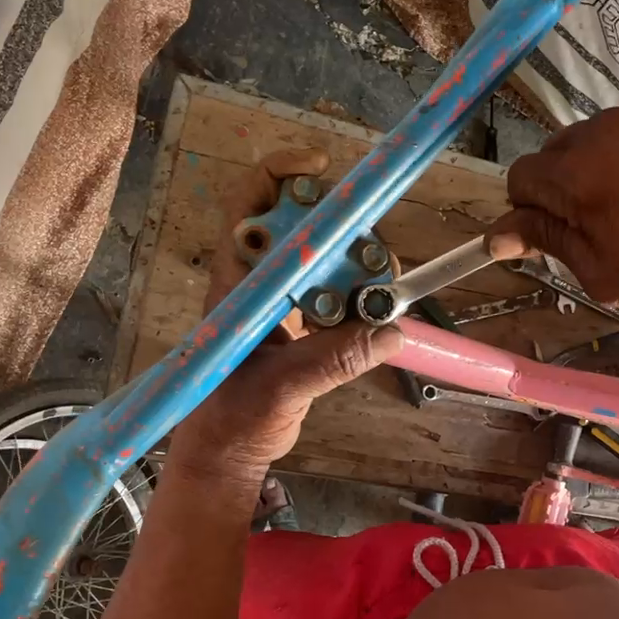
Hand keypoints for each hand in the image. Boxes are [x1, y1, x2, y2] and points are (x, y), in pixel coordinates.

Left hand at [169, 149, 402, 482]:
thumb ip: (330, 360)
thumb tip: (388, 331)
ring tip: (382, 295)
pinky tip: (378, 315)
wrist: (231, 451)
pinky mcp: (307, 326)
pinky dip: (363, 300)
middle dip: (345, 233)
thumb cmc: (233, 417)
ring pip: (330, 261)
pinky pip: (341, 296)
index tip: (321, 167)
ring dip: (360, 270)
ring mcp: (286, 302)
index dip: (281, 174)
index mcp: (238, 281)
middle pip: (306, 227)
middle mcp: (263, 281)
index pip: (250, 206)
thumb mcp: (281, 387)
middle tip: (373, 261)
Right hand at [485, 88, 618, 305]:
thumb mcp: (603, 273)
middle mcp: (603, 128)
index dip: (530, 207)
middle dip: (567, 182)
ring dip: (608, 161)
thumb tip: (494, 235)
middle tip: (606, 219)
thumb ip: (546, 243)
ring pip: (603, 133)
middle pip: (559, 150)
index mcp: (576, 175)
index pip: (521, 176)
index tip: (556, 229)